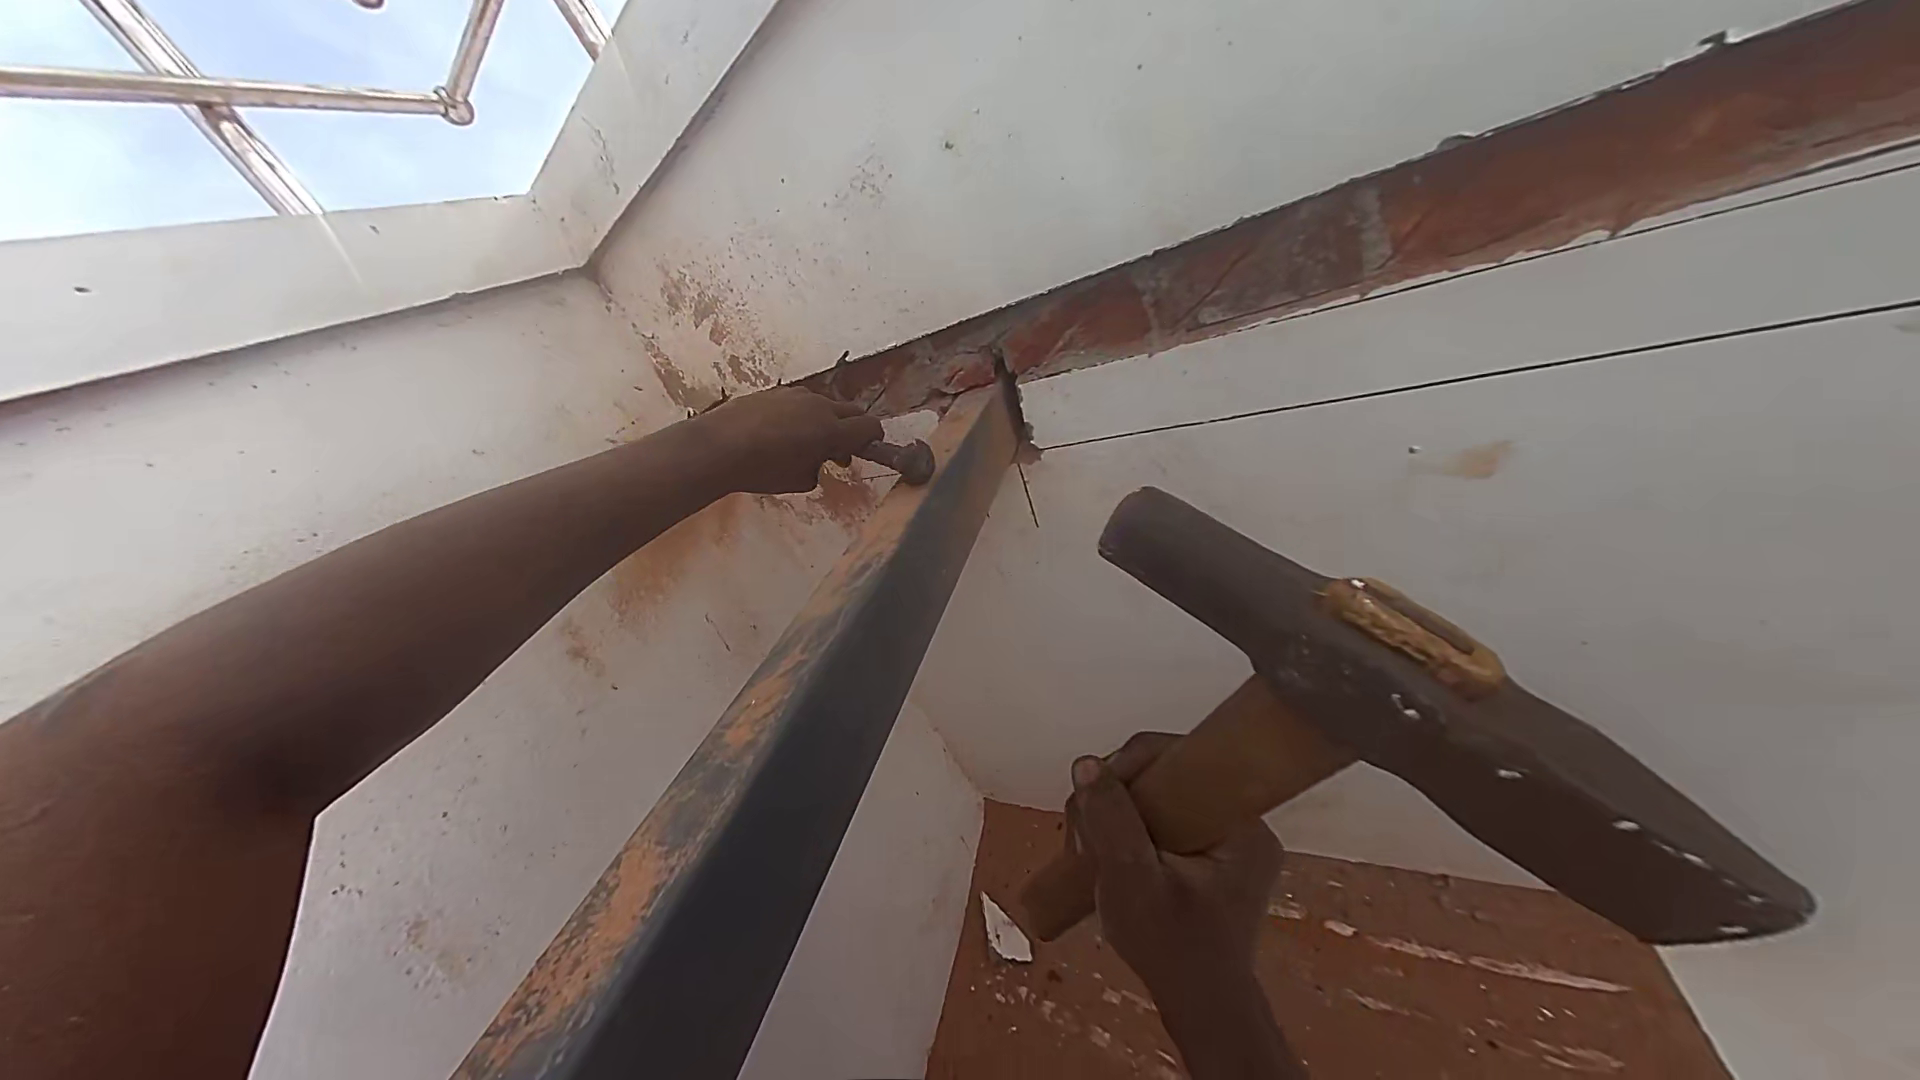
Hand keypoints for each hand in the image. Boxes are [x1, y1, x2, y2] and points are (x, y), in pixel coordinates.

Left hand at [695, 387, 884, 494]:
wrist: (717, 447)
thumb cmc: (761, 470)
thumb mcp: (799, 480)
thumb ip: (819, 468)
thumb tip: (818, 462)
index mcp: (831, 430)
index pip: (869, 427)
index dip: (873, 439)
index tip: (865, 450)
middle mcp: (819, 407)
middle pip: (852, 411)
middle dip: (852, 429)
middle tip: (837, 451)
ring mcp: (796, 395)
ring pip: (825, 404)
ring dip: (826, 420)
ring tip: (806, 442)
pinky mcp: (774, 391)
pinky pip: (800, 401)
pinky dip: (802, 414)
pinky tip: (782, 432)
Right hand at [1070, 733, 1303, 1078]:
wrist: (1201, 1010)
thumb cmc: (1172, 952)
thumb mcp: (1134, 883)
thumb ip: (1111, 822)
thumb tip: (1086, 763)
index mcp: (1240, 823)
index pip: (1183, 758)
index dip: (1132, 764)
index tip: (1095, 792)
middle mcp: (1240, 820)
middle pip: (1165, 772)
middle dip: (1115, 795)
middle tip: (1086, 830)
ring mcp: (1224, 835)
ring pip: (1158, 792)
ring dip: (1115, 811)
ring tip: (1091, 847)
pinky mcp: (1207, 850)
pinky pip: (1161, 813)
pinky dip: (1128, 824)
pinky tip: (1108, 850)